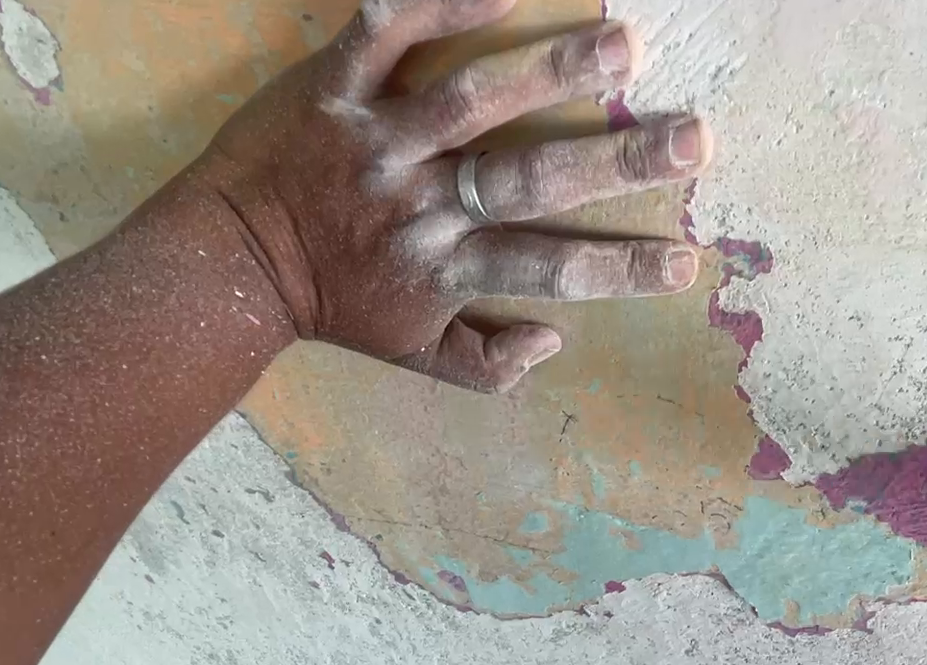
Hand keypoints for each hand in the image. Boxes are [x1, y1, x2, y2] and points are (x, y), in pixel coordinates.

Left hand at [188, 0, 711, 391]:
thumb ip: (490, 365)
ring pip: (473, 100)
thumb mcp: (415, 357)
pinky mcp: (334, 86)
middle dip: (617, 163)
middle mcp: (424, 205)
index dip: (623, 269)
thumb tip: (555, 340)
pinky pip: (387, 32)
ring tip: (624, 45)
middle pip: (532, 182)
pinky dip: (441, 2)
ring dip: (551, 71)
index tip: (687, 261)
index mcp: (448, 271)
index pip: (552, 271)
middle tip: (693, 137)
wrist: (234, 262)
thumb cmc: (340, 307)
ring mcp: (380, 140)